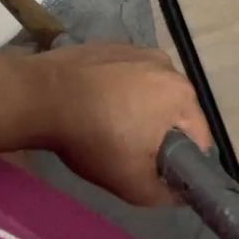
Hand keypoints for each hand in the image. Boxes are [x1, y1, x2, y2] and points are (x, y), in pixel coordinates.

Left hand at [31, 42, 212, 205]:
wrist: (40, 94)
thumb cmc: (93, 137)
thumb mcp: (137, 186)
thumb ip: (169, 194)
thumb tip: (179, 190)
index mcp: (181, 93)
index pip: (198, 139)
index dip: (182, 163)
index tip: (158, 173)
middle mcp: (164, 63)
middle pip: (174, 112)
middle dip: (158, 134)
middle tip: (131, 152)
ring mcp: (133, 49)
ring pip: (149, 92)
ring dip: (137, 110)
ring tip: (109, 127)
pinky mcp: (107, 44)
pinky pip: (125, 76)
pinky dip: (116, 91)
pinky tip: (94, 104)